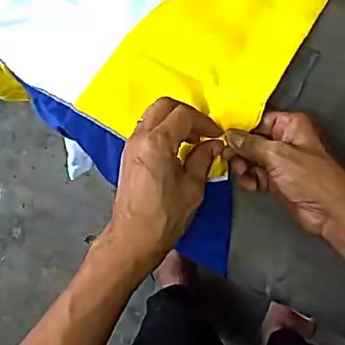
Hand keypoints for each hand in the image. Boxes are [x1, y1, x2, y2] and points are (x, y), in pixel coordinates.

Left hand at [103, 97, 221, 265]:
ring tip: (192, 139)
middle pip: (164, 106)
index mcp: (157, 143)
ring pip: (153, 115)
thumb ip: (204, 159)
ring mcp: (131, 145)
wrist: (133, 239)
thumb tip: (213, 145)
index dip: (204, 122)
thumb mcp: (193, 187)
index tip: (216, 135)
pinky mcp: (128, 155)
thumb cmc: (164, 217)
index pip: (184, 115)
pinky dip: (164, 130)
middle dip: (187, 114)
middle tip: (203, 130)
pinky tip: (177, 148)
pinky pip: (147, 129)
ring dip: (174, 121)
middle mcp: (140, 138)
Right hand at [224, 111, 344, 240]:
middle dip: (240, 150)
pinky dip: (250, 179)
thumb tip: (230, 135)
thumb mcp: (278, 156)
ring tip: (240, 173)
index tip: (223, 135)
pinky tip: (249, 184)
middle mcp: (285, 140)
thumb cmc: (311, 177)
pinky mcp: (277, 180)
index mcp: (291, 125)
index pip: (259, 120)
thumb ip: (251, 144)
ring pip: (252, 158)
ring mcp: (280, 161)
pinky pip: (256, 174)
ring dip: (243, 166)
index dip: (241, 128)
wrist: (329, 211)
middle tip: (228, 158)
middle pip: (252, 140)